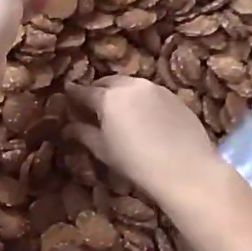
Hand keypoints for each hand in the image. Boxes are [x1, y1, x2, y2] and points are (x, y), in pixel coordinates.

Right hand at [65, 76, 227, 202]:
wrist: (185, 169)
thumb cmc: (134, 160)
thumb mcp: (102, 148)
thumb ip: (82, 133)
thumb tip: (67, 127)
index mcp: (108, 98)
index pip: (83, 91)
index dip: (72, 94)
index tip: (66, 96)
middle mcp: (131, 86)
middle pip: (107, 81)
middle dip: (96, 90)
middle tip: (90, 104)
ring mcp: (156, 89)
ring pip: (129, 84)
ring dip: (118, 92)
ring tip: (116, 109)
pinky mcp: (174, 97)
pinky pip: (148, 92)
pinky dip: (138, 98)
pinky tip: (140, 115)